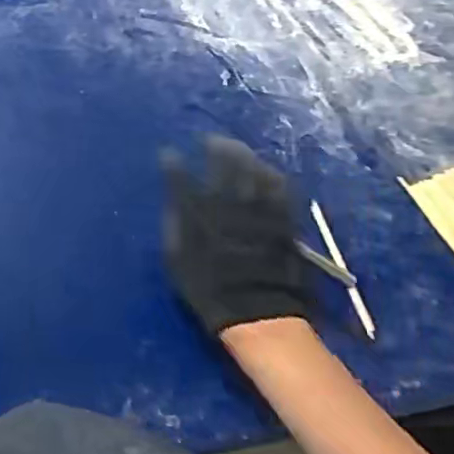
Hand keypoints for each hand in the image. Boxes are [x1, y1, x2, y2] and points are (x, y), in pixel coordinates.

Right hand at [161, 137, 308, 337]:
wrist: (257, 314)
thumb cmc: (207, 286)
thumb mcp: (177, 256)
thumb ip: (176, 223)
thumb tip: (174, 200)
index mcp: (197, 215)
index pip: (182, 180)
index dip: (175, 165)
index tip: (169, 153)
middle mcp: (228, 208)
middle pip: (224, 169)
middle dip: (217, 151)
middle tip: (211, 139)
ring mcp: (260, 214)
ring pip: (255, 176)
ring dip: (246, 159)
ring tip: (239, 150)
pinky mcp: (283, 224)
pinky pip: (280, 193)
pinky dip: (273, 178)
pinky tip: (269, 171)